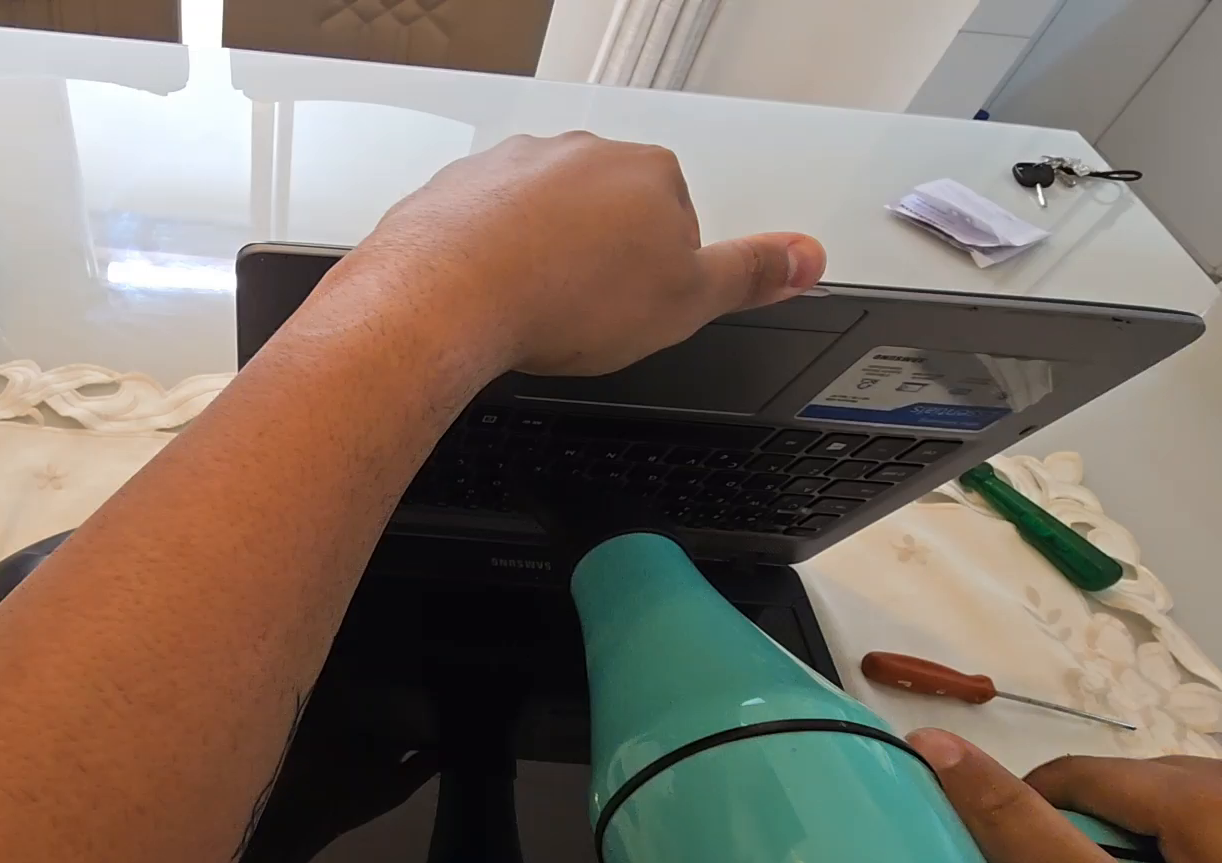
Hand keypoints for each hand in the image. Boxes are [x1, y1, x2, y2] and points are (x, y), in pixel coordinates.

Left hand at [341, 132, 825, 378]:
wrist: (451, 300)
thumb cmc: (559, 300)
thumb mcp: (681, 303)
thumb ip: (746, 276)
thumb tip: (805, 260)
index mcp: (645, 175)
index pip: (671, 219)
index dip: (650, 275)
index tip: (626, 307)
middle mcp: (577, 156)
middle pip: (599, 212)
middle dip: (590, 259)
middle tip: (572, 312)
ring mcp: (508, 169)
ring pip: (533, 216)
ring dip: (531, 255)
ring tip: (521, 305)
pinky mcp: (452, 192)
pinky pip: (475, 226)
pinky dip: (477, 256)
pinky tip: (476, 292)